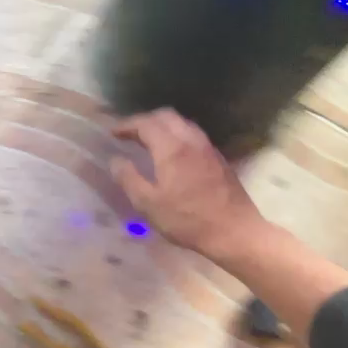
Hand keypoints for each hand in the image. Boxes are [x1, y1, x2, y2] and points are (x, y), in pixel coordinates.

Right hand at [111, 109, 270, 262]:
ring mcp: (207, 148)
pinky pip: (193, 135)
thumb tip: (115, 160)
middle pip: (166, 116)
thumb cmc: (187, 219)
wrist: (234, 231)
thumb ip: (129, 179)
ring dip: (163, 125)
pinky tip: (172, 152)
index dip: (127, 125)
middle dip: (145, 120)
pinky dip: (177, 134)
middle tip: (130, 134)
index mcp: (171, 149)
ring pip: (182, 123)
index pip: (146, 124)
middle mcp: (190, 140)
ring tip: (149, 140)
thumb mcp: (148, 204)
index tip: (113, 133)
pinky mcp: (218, 158)